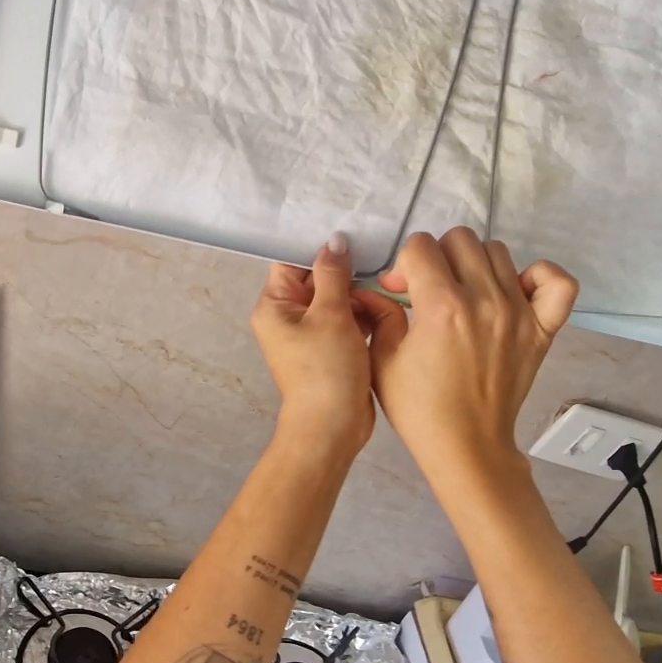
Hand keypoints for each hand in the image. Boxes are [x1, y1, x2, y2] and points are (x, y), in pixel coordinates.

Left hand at [251, 233, 376, 451]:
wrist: (333, 426)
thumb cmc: (326, 369)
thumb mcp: (331, 314)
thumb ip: (333, 274)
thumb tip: (334, 241)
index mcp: (274, 306)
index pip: (292, 263)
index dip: (321, 250)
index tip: (353, 236)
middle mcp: (287, 317)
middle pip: (317, 280)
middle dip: (347, 274)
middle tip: (378, 261)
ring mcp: (309, 334)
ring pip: (337, 300)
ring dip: (360, 295)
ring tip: (386, 286)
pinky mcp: (331, 348)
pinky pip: (347, 320)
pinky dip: (364, 314)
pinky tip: (387, 307)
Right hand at [354, 228, 577, 472]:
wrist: (466, 444)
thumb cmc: (418, 407)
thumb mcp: (382, 360)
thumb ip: (380, 314)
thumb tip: (376, 289)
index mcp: (441, 307)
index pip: (421, 246)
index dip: (402, 264)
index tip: (397, 290)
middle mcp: (484, 300)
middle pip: (461, 240)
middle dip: (436, 257)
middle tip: (428, 289)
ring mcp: (518, 312)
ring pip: (498, 252)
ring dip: (474, 265)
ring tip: (463, 294)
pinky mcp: (542, 328)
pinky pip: (556, 281)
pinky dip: (537, 276)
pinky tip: (512, 291)